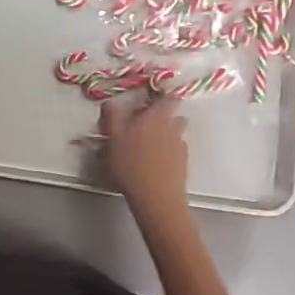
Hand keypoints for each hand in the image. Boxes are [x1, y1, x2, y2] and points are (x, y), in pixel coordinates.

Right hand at [101, 97, 188, 211]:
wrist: (156, 196)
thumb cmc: (131, 165)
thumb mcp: (113, 139)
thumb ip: (112, 118)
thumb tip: (110, 101)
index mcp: (156, 116)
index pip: (169, 98)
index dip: (162, 98)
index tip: (150, 103)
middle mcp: (173, 127)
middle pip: (175, 115)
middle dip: (164, 118)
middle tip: (145, 127)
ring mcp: (181, 145)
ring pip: (176, 133)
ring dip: (167, 135)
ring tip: (149, 147)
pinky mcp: (184, 163)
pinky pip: (177, 151)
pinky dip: (168, 153)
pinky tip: (155, 164)